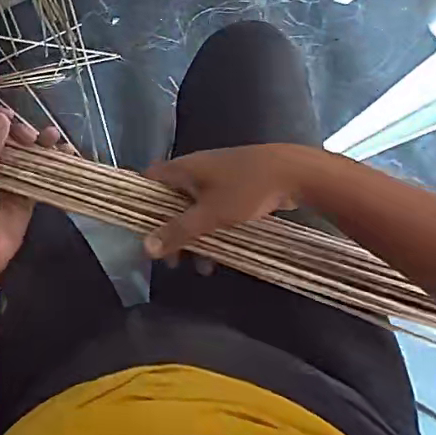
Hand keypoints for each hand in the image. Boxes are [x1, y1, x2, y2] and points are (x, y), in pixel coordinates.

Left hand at [0, 107, 73, 291]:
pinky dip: (54, 163)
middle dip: (22, 132)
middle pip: (9, 139)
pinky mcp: (28, 196)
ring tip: (53, 136)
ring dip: (41, 143)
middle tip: (29, 137)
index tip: (10, 117)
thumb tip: (3, 117)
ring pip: (28, 154)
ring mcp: (11, 180)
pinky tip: (65, 153)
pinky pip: (42, 175)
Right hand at [143, 143, 318, 260]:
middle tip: (173, 260)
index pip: (149, 179)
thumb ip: (178, 231)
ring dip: (194, 236)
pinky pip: (214, 209)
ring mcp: (218, 176)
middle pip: (171, 200)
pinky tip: (222, 254)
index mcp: (184, 169)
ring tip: (201, 266)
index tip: (140, 228)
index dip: (140, 201)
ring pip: (195, 208)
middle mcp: (196, 169)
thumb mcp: (209, 215)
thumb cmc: (246, 189)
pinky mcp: (237, 185)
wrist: (295, 173)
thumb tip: (145, 247)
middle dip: (171, 231)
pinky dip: (213, 229)